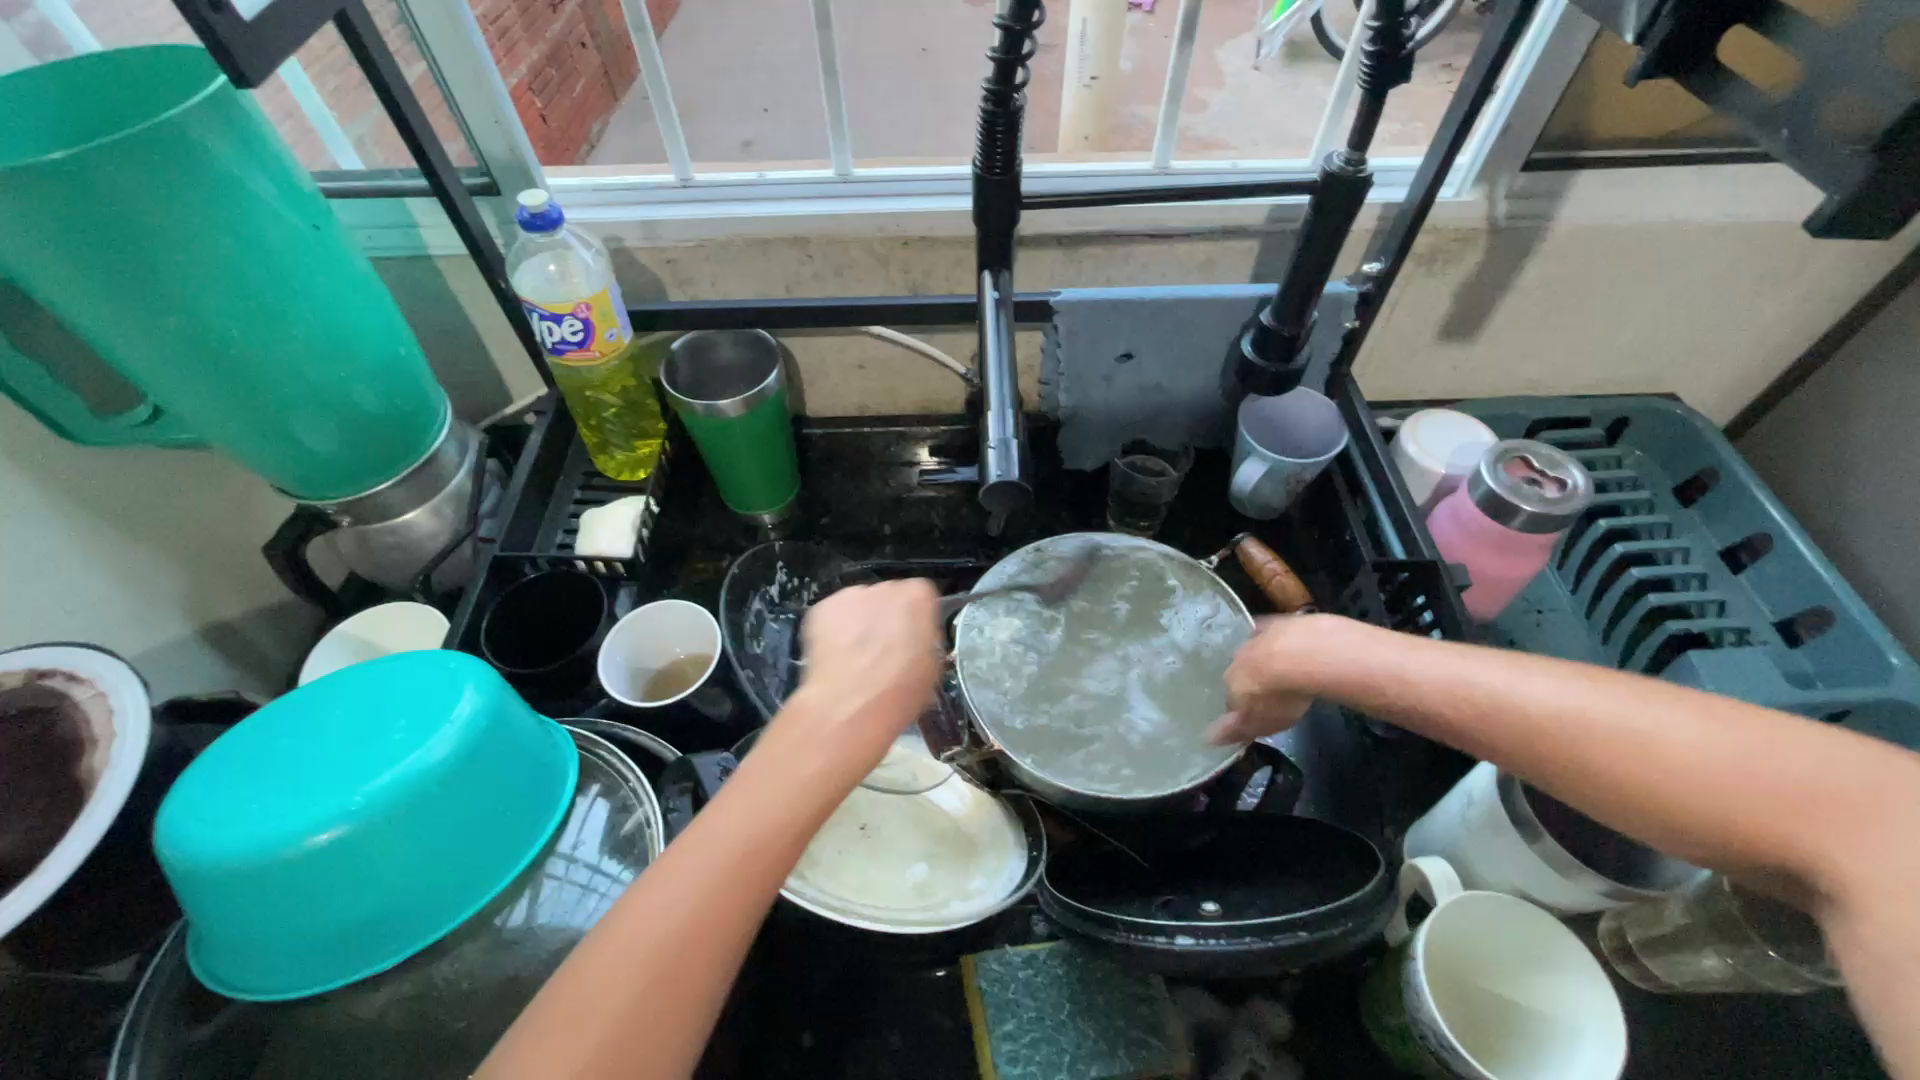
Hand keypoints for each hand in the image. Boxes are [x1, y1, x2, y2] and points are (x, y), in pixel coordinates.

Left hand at [779, 579, 942, 778]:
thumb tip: (916, 641)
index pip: (920, 596)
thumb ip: (925, 639)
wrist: (851, 705)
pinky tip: (839, 657)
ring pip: (858, 606)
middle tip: (883, 650)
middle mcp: (885, 588)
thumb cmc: (898, 690)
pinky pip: (833, 616)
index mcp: (919, 596)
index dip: (915, 620)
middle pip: (888, 597)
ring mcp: (850, 596)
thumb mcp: (932, 665)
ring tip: (857, 657)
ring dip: (859, 624)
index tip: (911, 637)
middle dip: (885, 618)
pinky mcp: (821, 609)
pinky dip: (834, 631)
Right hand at [1205, 615, 1318, 744]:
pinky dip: (1274, 637)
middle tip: (1265, 689)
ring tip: (1277, 667)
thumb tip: (1206, 738)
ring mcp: (1256, 638)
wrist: (1304, 654)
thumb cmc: (1279, 695)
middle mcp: (1237, 658)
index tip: (1251, 714)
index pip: (1230, 699)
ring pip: (1253, 650)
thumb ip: (1234, 729)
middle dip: (1249, 680)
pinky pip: (1269, 630)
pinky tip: (1285, 640)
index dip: (1240, 708)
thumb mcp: (1260, 722)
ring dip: (1261, 659)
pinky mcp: (1277, 621)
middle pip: (1239, 672)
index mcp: (1231, 683)